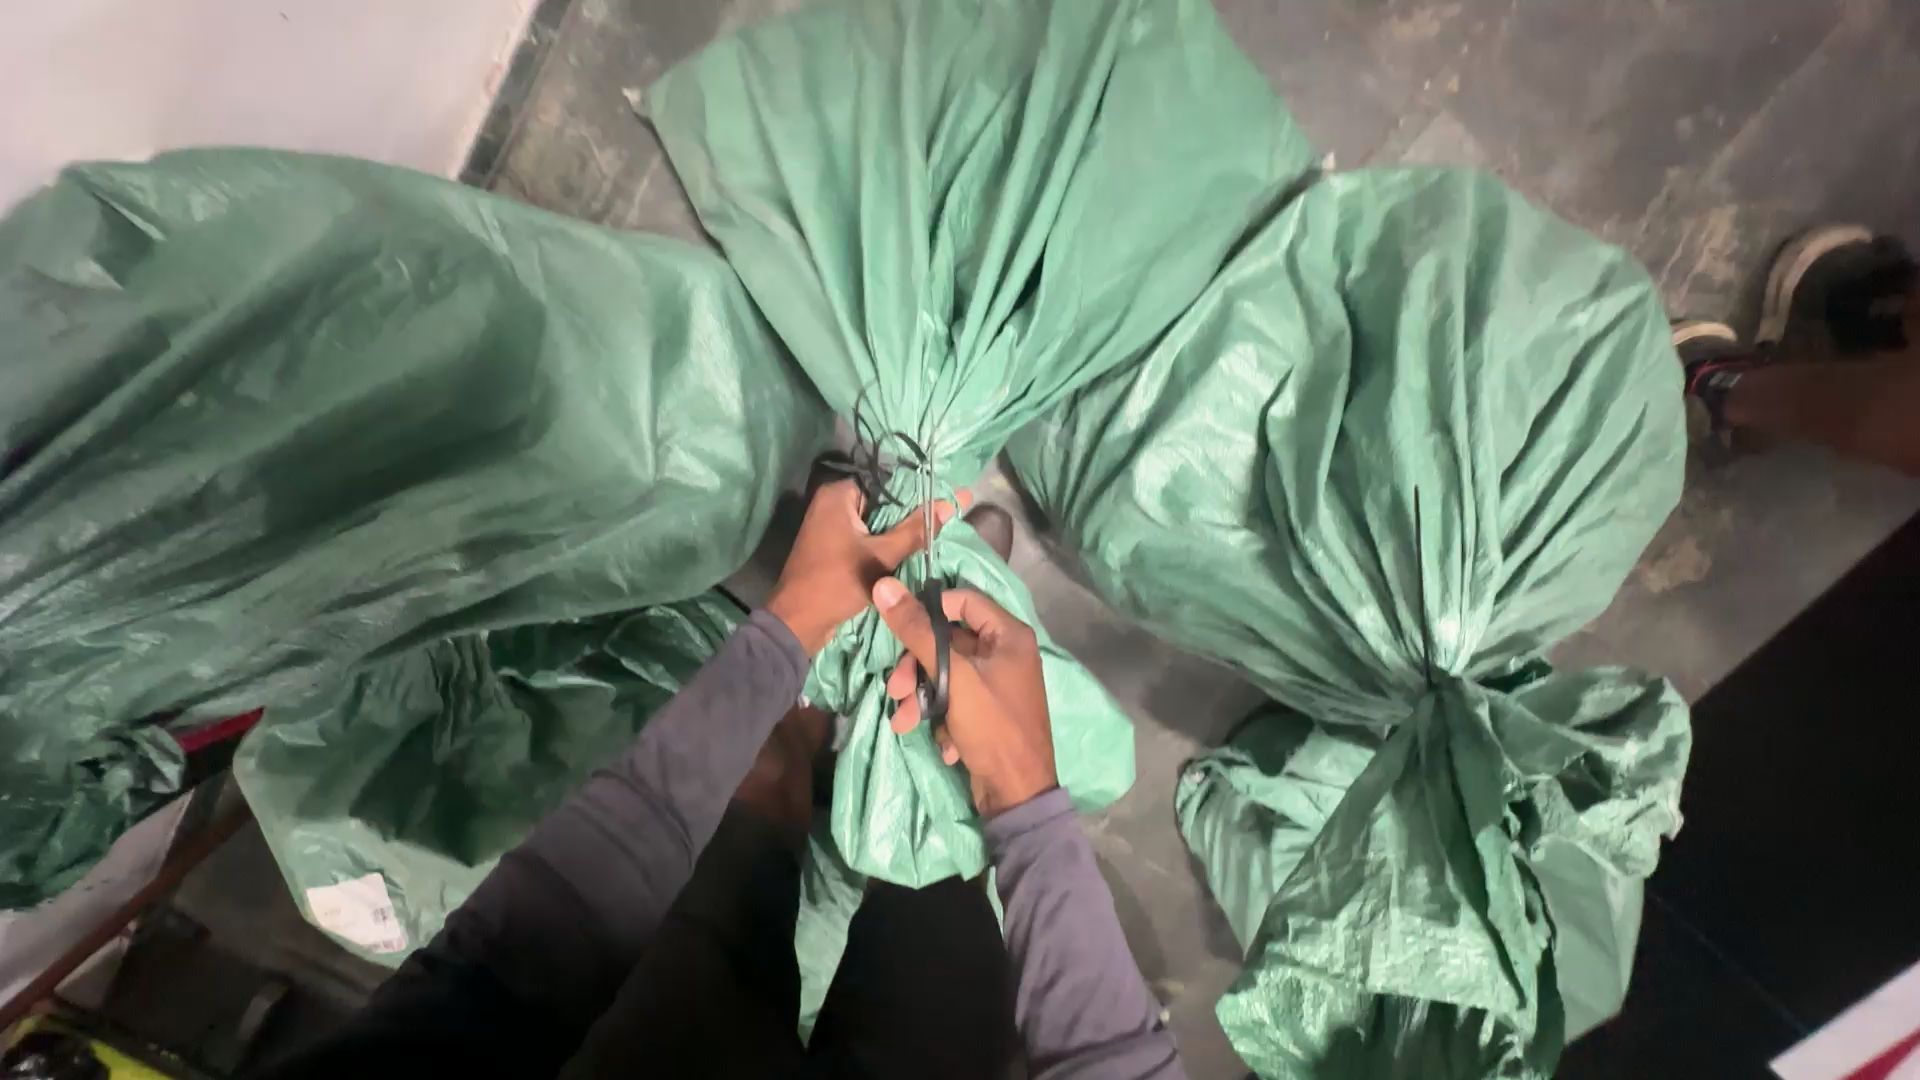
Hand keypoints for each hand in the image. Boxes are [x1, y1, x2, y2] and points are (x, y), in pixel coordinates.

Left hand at [766, 478, 964, 654]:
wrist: (800, 622)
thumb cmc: (837, 582)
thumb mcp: (881, 556)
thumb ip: (914, 531)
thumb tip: (948, 504)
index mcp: (838, 494)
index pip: (885, 481)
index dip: (913, 491)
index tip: (941, 500)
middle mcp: (831, 502)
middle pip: (880, 501)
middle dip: (907, 513)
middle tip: (940, 521)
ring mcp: (830, 525)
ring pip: (874, 521)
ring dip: (896, 531)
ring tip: (930, 535)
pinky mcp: (833, 545)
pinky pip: (864, 536)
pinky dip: (882, 544)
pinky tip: (907, 551)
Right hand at [873, 579, 1057, 817]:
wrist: (1016, 795)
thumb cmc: (992, 727)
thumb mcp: (953, 677)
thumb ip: (918, 631)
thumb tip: (883, 586)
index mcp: (1009, 635)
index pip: (963, 601)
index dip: (929, 610)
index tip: (900, 627)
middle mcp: (1006, 653)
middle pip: (948, 641)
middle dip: (917, 666)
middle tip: (896, 688)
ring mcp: (996, 683)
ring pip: (945, 673)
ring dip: (922, 695)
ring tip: (907, 720)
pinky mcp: (986, 710)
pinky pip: (954, 697)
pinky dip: (941, 715)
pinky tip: (944, 741)